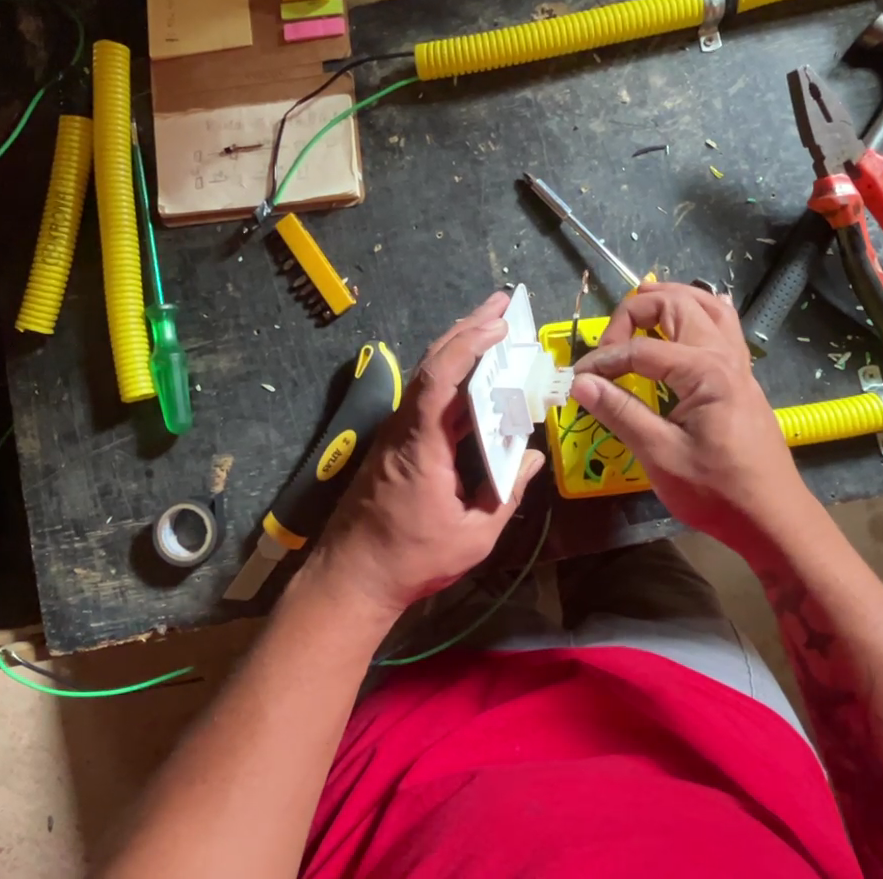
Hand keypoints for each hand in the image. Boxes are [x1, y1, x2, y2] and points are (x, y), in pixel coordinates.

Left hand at [306, 291, 544, 616]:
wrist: (351, 576)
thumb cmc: (411, 559)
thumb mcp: (472, 537)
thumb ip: (506, 496)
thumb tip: (531, 459)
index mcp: (421, 445)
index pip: (440, 379)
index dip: (469, 345)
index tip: (499, 325)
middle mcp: (404, 428)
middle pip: (433, 365)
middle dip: (468, 330)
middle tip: (503, 305)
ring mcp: (396, 434)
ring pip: (428, 378)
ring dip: (459, 349)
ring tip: (493, 327)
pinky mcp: (396, 446)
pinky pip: (427, 400)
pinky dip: (452, 378)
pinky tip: (474, 375)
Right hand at [569, 283, 813, 553]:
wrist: (772, 518)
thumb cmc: (717, 491)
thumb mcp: (660, 455)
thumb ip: (620, 412)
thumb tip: (580, 383)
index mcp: (704, 372)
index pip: (640, 349)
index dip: (603, 361)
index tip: (577, 382)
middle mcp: (724, 356)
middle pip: (676, 304)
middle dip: (634, 313)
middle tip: (607, 347)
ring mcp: (738, 364)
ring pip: (705, 305)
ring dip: (669, 300)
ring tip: (637, 311)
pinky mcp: (741, 378)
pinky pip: (722, 326)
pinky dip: (698, 313)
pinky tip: (682, 323)